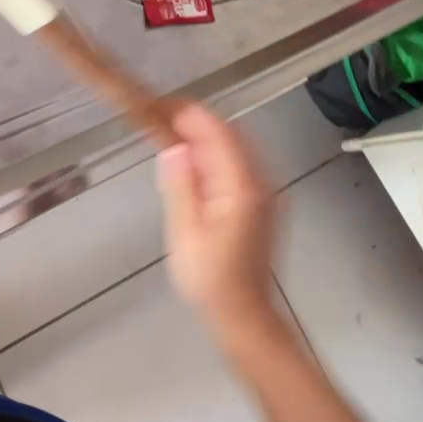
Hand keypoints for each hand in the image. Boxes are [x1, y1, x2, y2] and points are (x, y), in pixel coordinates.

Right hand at [157, 100, 279, 326]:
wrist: (245, 316)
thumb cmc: (210, 280)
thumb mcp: (185, 234)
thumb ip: (180, 187)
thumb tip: (173, 147)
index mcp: (241, 187)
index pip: (216, 133)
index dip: (186, 113)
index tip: (157, 105)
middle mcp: (260, 182)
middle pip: (229, 133)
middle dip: (194, 120)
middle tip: (157, 117)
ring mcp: (265, 192)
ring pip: (236, 146)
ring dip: (204, 135)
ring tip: (168, 135)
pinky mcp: (262, 202)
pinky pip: (239, 163)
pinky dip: (215, 153)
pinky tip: (192, 163)